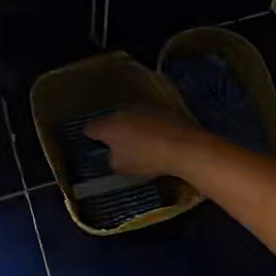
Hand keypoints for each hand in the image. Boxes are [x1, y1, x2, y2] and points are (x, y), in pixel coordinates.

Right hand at [84, 107, 214, 177]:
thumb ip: (112, 159)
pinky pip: (148, 117)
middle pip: (111, 120)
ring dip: (132, 127)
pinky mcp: (161, 107)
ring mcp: (143, 107)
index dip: (90, 136)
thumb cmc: (148, 159)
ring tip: (140, 143)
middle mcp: (122, 111)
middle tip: (118, 146)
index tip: (95, 144)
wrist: (184, 146)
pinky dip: (149, 125)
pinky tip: (157, 138)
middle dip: (113, 131)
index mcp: (108, 126)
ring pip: (130, 116)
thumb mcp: (122, 168)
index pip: (90, 128)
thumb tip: (113, 153)